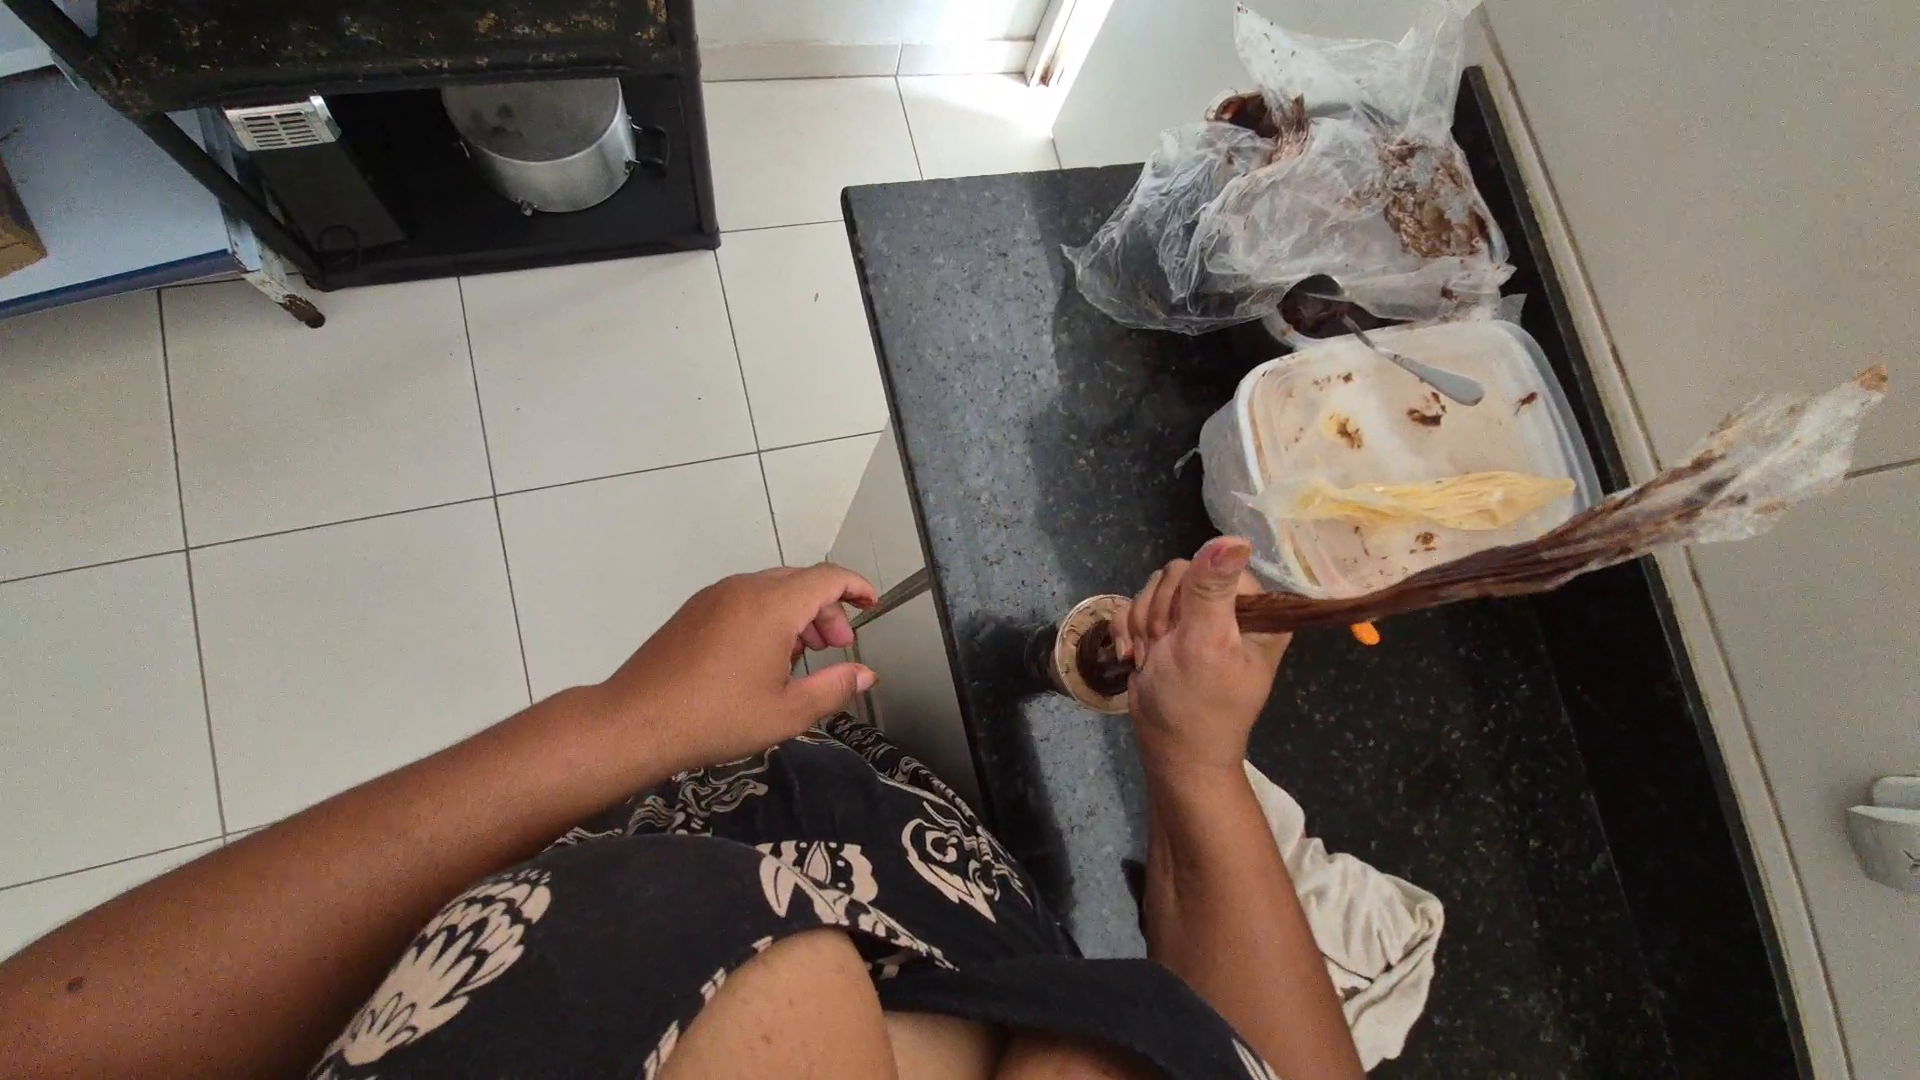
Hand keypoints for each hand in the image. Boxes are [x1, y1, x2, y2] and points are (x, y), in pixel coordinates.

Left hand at [589, 564, 879, 776]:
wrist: (635, 722)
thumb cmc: (716, 718)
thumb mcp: (787, 711)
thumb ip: (835, 688)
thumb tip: (866, 674)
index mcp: (773, 605)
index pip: (828, 577)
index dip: (857, 587)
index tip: (873, 604)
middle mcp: (745, 588)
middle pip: (802, 581)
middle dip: (828, 610)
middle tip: (837, 648)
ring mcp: (715, 596)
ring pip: (773, 589)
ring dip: (799, 614)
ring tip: (803, 657)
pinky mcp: (695, 610)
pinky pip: (746, 598)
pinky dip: (770, 616)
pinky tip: (764, 657)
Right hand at [1111, 537, 1290, 775]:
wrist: (1170, 750)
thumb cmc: (1196, 704)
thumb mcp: (1205, 645)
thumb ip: (1212, 590)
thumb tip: (1233, 537)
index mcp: (1256, 611)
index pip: (1215, 565)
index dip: (1188, 593)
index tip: (1184, 628)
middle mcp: (1228, 609)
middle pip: (1178, 574)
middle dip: (1160, 613)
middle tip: (1166, 648)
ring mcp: (1194, 620)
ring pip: (1153, 590)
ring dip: (1141, 625)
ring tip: (1151, 659)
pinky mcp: (1165, 631)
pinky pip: (1136, 607)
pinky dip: (1129, 632)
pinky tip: (1135, 658)